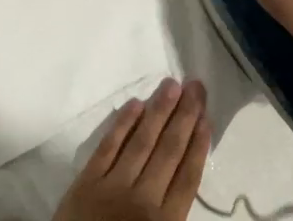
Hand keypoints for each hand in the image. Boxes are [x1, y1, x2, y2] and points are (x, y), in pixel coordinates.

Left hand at [53, 78, 209, 220]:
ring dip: (158, 111)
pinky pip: (108, 146)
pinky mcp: (86, 182)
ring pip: (141, 142)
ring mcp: (113, 188)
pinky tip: (135, 104)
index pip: (187, 176)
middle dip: (185, 116)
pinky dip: (122, 124)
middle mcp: (143, 201)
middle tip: (196, 85)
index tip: (206, 116)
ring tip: (171, 85)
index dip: (199, 144)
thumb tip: (186, 179)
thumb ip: (171, 214)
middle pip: (169, 151)